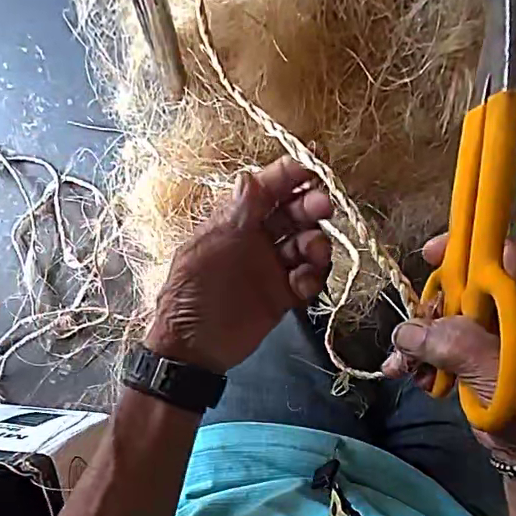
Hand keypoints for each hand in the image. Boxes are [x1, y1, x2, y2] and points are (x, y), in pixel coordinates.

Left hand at [144, 156, 333, 373]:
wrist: (193, 347)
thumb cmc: (193, 293)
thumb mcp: (210, 247)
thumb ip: (237, 214)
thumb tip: (251, 175)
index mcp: (234, 221)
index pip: (266, 188)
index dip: (290, 174)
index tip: (313, 168)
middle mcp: (256, 240)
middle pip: (293, 212)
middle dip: (310, 205)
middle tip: (322, 207)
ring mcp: (271, 268)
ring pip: (306, 244)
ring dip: (316, 242)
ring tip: (313, 253)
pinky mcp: (282, 296)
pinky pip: (307, 278)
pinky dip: (312, 277)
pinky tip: (303, 283)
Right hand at [380, 235, 515, 465]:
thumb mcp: (497, 376)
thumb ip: (456, 345)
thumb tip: (408, 331)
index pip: (510, 255)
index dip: (470, 252)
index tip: (430, 256)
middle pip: (472, 285)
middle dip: (435, 311)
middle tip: (412, 337)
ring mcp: (508, 328)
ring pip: (454, 312)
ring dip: (423, 337)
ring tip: (404, 366)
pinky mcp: (488, 347)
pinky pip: (450, 335)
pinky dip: (428, 352)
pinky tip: (413, 372)